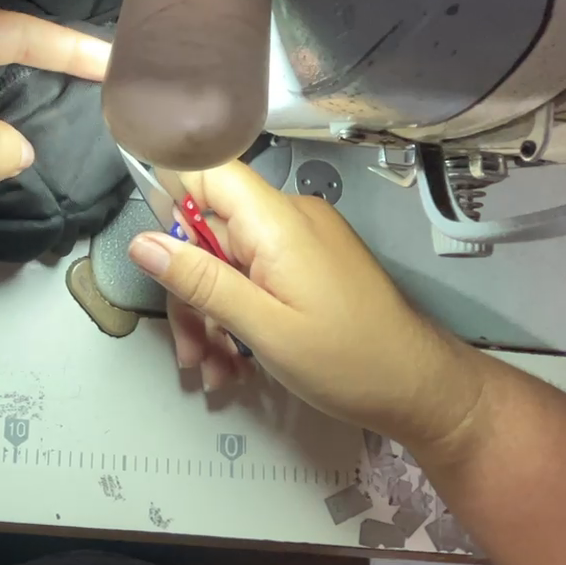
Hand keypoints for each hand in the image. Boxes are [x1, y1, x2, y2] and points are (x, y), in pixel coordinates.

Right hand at [129, 162, 482, 449]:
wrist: (423, 392)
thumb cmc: (348, 360)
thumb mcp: (263, 327)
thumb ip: (200, 281)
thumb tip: (142, 243)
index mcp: (276, 220)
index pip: (208, 171)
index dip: (169, 193)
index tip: (152, 247)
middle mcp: (286, 218)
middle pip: (208, 233)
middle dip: (190, 290)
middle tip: (190, 352)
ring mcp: (297, 242)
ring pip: (225, 263)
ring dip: (210, 316)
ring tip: (214, 371)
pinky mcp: (305, 265)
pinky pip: (252, 276)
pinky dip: (237, 315)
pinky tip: (234, 363)